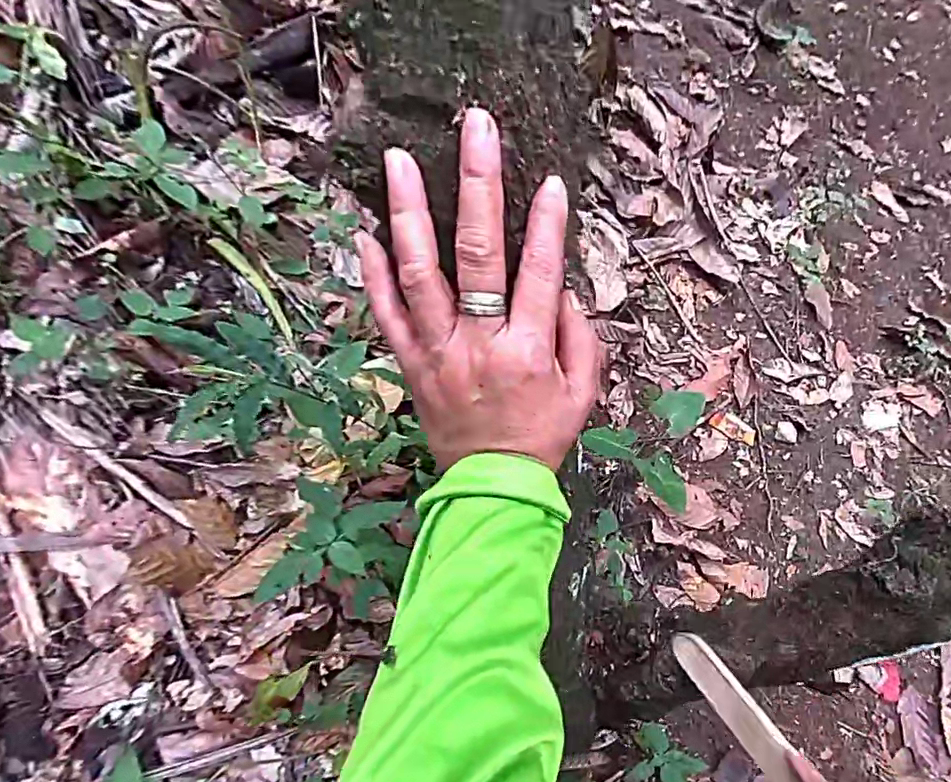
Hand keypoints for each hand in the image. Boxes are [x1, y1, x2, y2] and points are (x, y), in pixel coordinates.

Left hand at [355, 108, 603, 472]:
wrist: (492, 484)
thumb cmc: (540, 437)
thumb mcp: (583, 393)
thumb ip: (579, 337)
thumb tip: (560, 290)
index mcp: (528, 350)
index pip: (539, 272)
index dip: (547, 225)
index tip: (547, 183)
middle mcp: (479, 344)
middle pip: (478, 254)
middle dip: (479, 185)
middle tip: (474, 128)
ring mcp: (438, 354)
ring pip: (421, 275)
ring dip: (410, 215)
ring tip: (399, 163)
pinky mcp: (412, 367)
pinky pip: (388, 316)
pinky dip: (376, 276)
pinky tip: (368, 236)